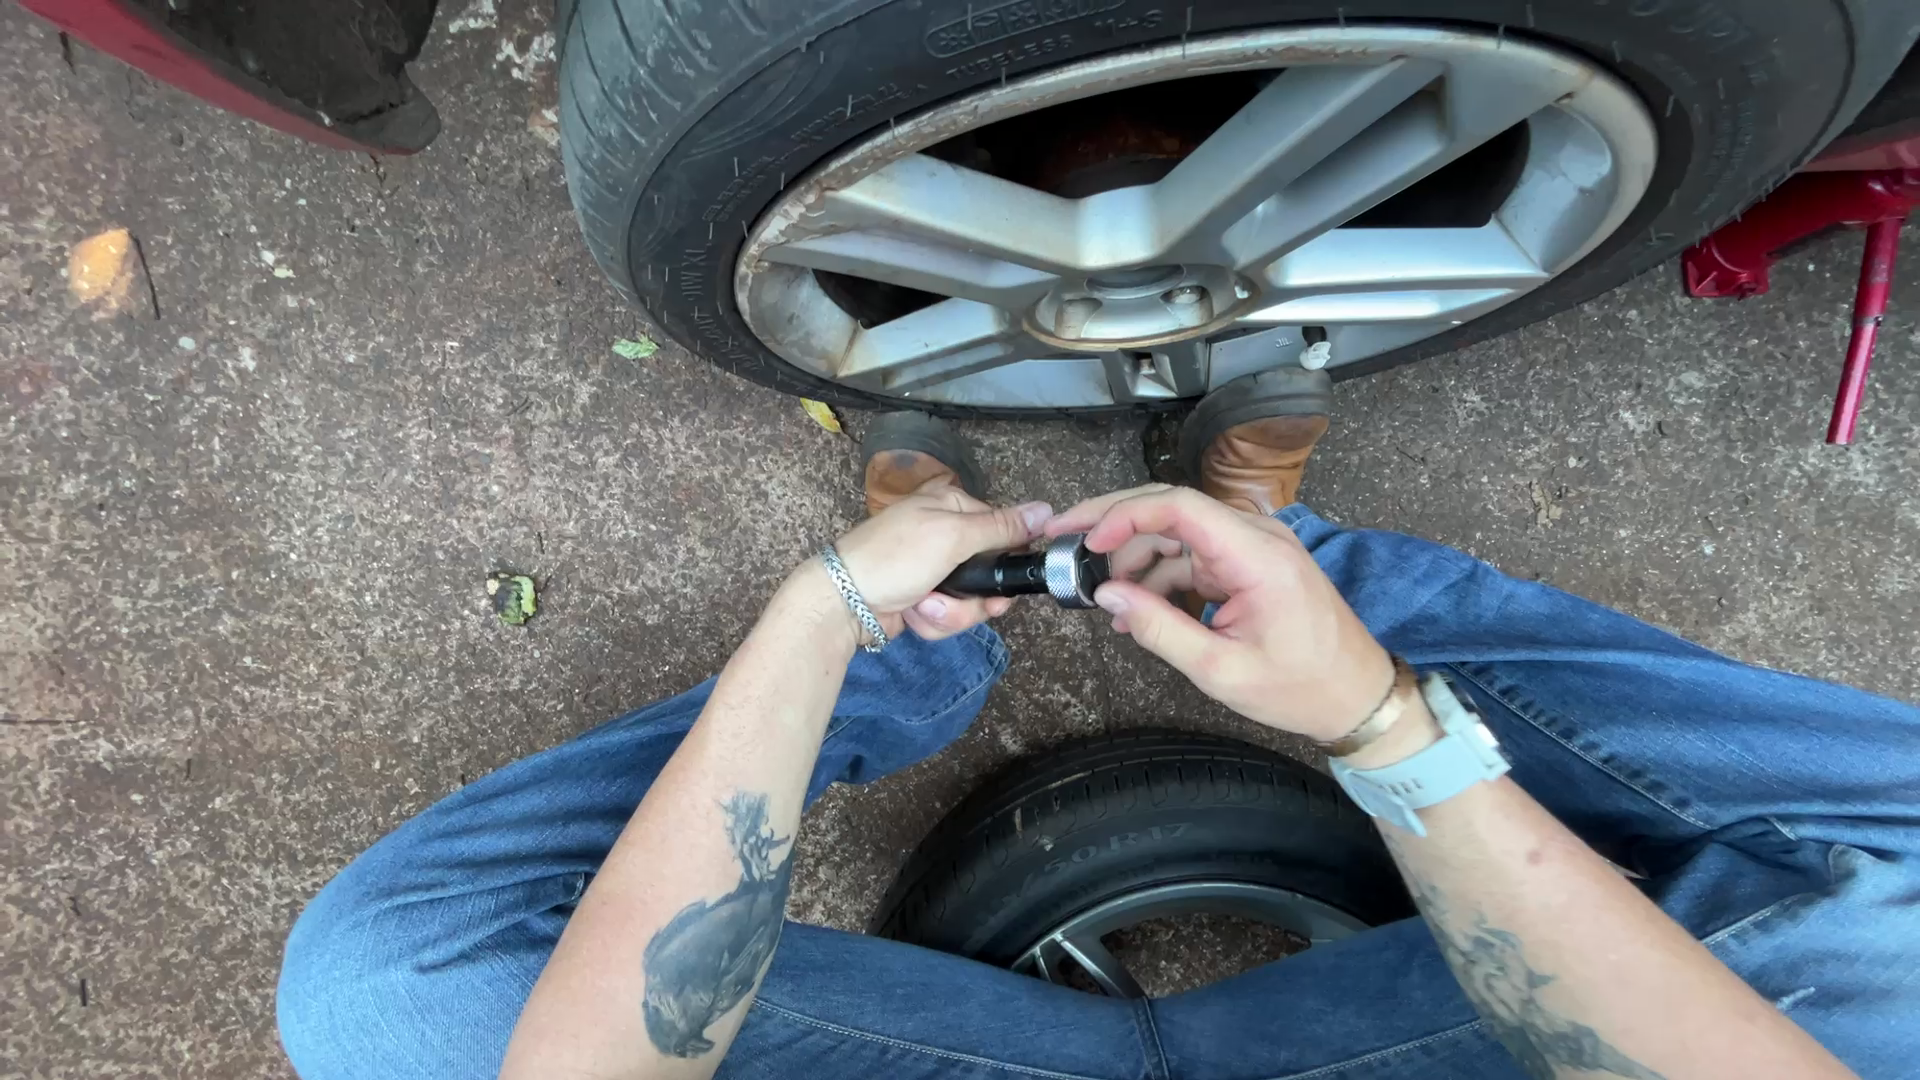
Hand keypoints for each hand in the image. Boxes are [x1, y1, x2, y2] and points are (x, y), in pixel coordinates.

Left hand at [816, 482, 1051, 642]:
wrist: (844, 602)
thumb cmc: (895, 558)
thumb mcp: (953, 536)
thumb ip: (1002, 527)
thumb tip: (1048, 509)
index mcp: (953, 506)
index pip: (1004, 532)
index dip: (1008, 563)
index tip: (1005, 587)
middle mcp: (946, 535)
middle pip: (990, 574)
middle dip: (974, 600)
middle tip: (958, 601)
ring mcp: (935, 569)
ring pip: (972, 601)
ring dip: (950, 613)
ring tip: (922, 605)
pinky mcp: (924, 598)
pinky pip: (949, 615)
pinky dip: (933, 620)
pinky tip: (912, 613)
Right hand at [1046, 485, 1391, 740]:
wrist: (1357, 698)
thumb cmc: (1298, 688)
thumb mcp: (1220, 669)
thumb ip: (1157, 629)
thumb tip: (1104, 594)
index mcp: (1256, 555)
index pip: (1179, 506)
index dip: (1124, 515)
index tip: (1085, 542)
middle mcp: (1253, 536)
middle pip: (1170, 506)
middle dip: (1111, 519)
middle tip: (1061, 535)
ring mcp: (1249, 547)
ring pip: (1173, 531)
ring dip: (1130, 555)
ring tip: (1098, 594)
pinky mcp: (1244, 563)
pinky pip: (1188, 555)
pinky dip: (1156, 575)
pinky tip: (1132, 607)